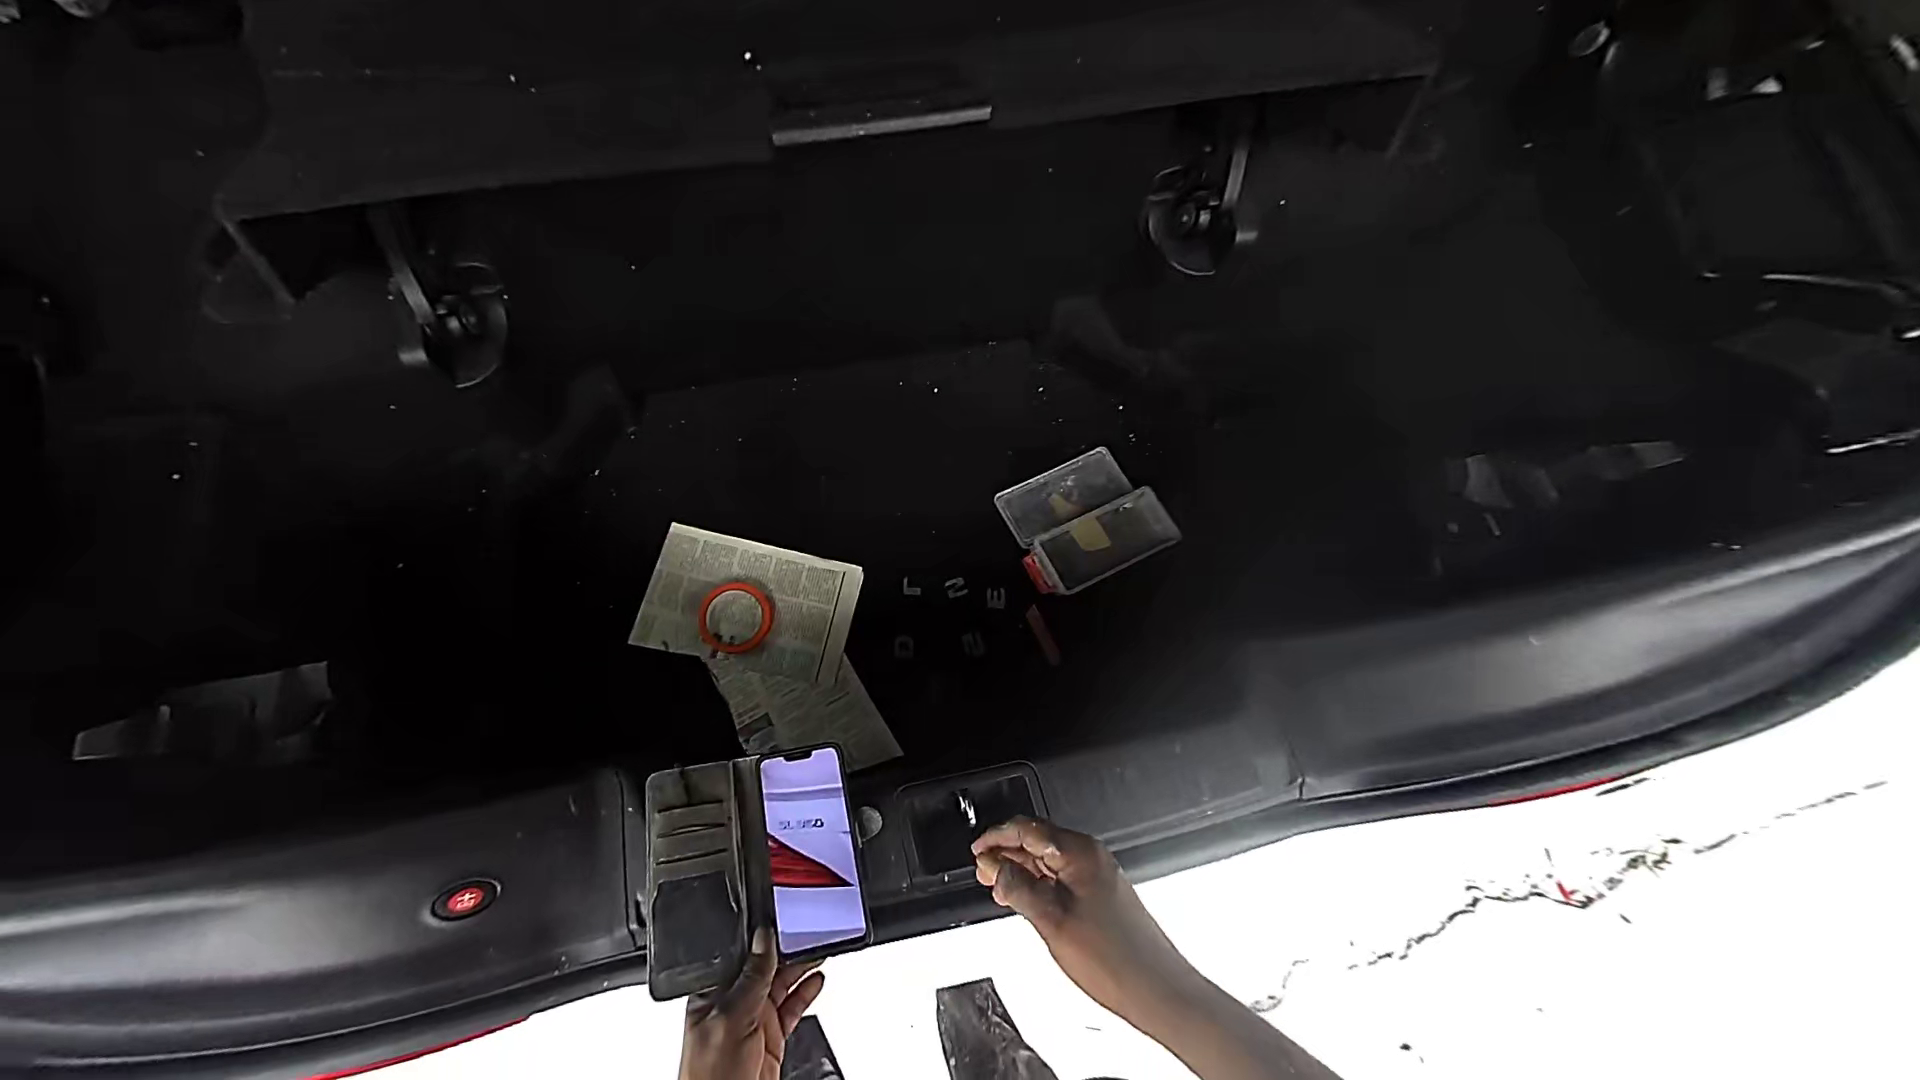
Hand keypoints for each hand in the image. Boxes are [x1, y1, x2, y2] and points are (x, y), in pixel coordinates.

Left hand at [678, 927, 825, 1079]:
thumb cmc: (710, 1079)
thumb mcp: (730, 1019)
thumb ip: (750, 978)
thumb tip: (764, 937)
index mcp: (716, 993)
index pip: (743, 953)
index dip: (764, 934)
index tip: (786, 918)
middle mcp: (735, 1003)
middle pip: (768, 965)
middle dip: (790, 947)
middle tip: (811, 931)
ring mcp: (755, 1020)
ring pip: (784, 983)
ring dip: (803, 966)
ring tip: (821, 948)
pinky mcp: (772, 1037)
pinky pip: (793, 1006)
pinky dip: (807, 992)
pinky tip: (817, 979)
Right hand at [972, 816, 1199, 1021]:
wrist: (1156, 990)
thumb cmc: (1115, 959)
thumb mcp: (1052, 921)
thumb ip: (1018, 888)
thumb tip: (994, 867)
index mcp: (1080, 852)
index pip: (1028, 828)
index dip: (997, 837)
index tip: (978, 849)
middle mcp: (1090, 855)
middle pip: (1038, 840)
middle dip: (1006, 852)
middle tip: (982, 869)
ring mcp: (1096, 873)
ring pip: (1048, 859)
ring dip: (1020, 868)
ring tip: (997, 885)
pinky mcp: (1100, 892)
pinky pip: (1060, 875)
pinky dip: (1038, 882)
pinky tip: (1024, 898)